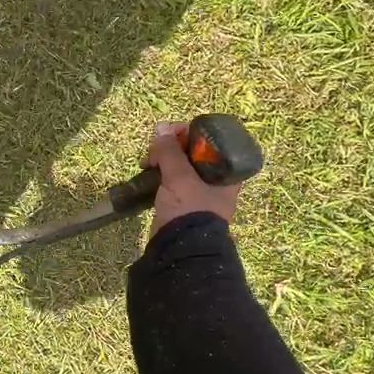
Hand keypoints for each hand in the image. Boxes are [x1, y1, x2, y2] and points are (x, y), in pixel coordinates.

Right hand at [143, 120, 241, 237]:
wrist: (180, 246)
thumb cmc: (189, 209)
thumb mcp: (179, 177)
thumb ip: (169, 151)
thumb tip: (160, 127)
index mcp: (227, 170)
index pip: (210, 140)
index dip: (188, 133)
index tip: (167, 136)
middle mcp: (216, 177)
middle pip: (192, 150)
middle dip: (170, 146)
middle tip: (153, 153)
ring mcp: (198, 188)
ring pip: (179, 163)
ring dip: (161, 159)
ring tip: (146, 164)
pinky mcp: (182, 198)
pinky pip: (170, 177)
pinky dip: (159, 172)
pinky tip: (147, 173)